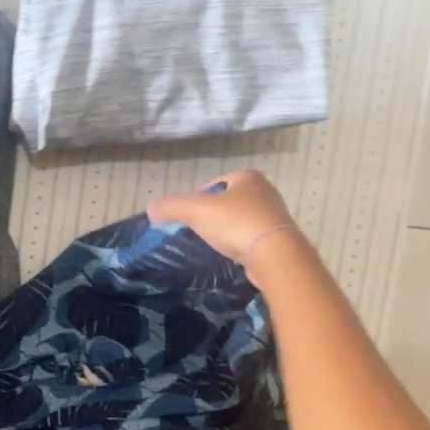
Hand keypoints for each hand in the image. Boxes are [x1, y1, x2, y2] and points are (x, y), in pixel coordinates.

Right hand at [149, 169, 305, 266]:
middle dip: (212, 215)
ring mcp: (274, 213)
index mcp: (247, 176)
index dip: (196, 200)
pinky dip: (239, 243)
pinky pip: (251, 236)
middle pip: (227, 202)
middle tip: (198, 233)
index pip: (213, 185)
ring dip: (226, 230)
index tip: (188, 219)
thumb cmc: (236, 223)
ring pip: (240, 219)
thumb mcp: (196, 211)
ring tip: (214, 245)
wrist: (274, 254)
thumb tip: (151, 209)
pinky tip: (232, 253)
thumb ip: (171, 207)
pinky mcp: (278, 236)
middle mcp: (264, 190)